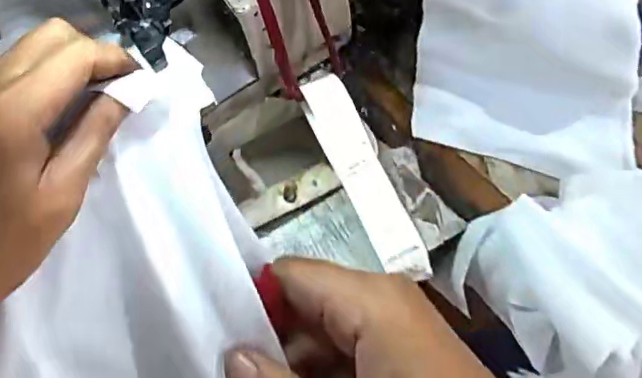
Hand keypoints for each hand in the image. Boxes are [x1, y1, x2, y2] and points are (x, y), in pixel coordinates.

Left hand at [0, 20, 136, 377]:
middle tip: (117, 89)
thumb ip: (95, 132)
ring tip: (91, 100)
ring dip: (66, 59)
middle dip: (91, 51)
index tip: (142, 79)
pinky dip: (42, 73)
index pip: (76, 52)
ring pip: (30, 46)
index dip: (115, 58)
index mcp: (13, 105)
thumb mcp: (60, 197)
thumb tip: (126, 90)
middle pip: (52, 34)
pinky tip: (54, 110)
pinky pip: (11, 66)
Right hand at [225, 258, 490, 377]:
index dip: (251, 304)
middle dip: (275, 343)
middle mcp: (385, 295)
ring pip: (330, 333)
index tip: (225, 339)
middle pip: (306, 304)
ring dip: (302, 364)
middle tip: (247, 373)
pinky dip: (334, 372)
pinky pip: (359, 353)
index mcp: (369, 293)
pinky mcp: (417, 355)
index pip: (286, 273)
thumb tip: (233, 353)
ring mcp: (405, 326)